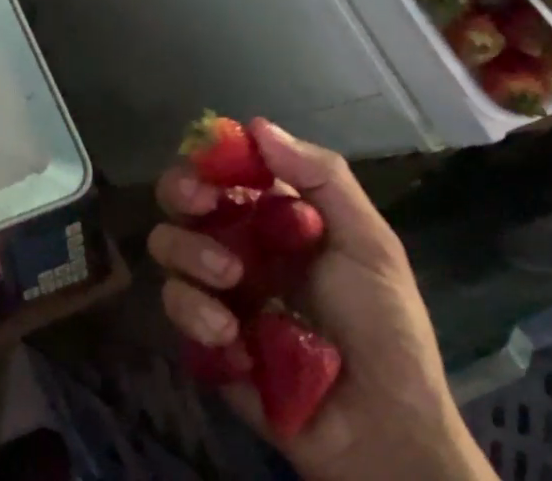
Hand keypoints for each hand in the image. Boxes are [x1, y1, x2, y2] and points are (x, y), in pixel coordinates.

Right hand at [146, 119, 492, 480]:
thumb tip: (256, 124)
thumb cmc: (385, 330)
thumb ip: (322, 179)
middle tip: (200, 206)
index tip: (212, 164)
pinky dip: (197, 315)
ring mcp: (214, 290)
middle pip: (180, 199)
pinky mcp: (199, 334)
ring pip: (166, 245)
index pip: (226, 171)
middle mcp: (237, 245)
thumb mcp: (370, 247)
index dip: (209, 159)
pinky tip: (231, 337)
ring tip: (230, 284)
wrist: (381, 426)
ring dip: (192, 255)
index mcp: (276, 221)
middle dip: (183, 194)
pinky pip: (172, 305)